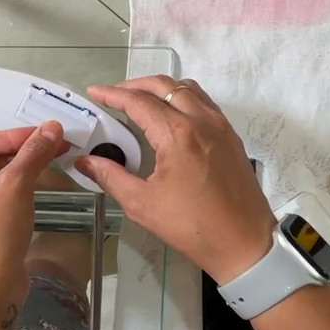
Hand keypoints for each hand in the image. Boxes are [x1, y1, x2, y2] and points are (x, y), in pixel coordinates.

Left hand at [0, 122, 69, 283]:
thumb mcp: (15, 184)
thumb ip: (34, 152)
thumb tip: (52, 128)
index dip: (15, 135)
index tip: (45, 136)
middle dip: (23, 151)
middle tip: (56, 147)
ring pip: (1, 175)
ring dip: (25, 167)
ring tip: (53, 162)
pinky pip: (4, 194)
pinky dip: (22, 186)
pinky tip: (41, 186)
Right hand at [75, 78, 276, 282]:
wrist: (245, 244)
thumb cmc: (191, 226)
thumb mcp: (142, 204)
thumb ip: (110, 177)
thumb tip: (84, 162)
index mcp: (177, 134)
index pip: (139, 102)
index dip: (112, 95)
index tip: (94, 92)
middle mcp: (201, 121)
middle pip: (164, 85)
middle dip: (135, 85)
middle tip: (113, 95)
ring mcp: (220, 126)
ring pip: (187, 89)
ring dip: (161, 88)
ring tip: (140, 101)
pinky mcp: (231, 136)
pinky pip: (203, 102)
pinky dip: (181, 98)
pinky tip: (169, 115)